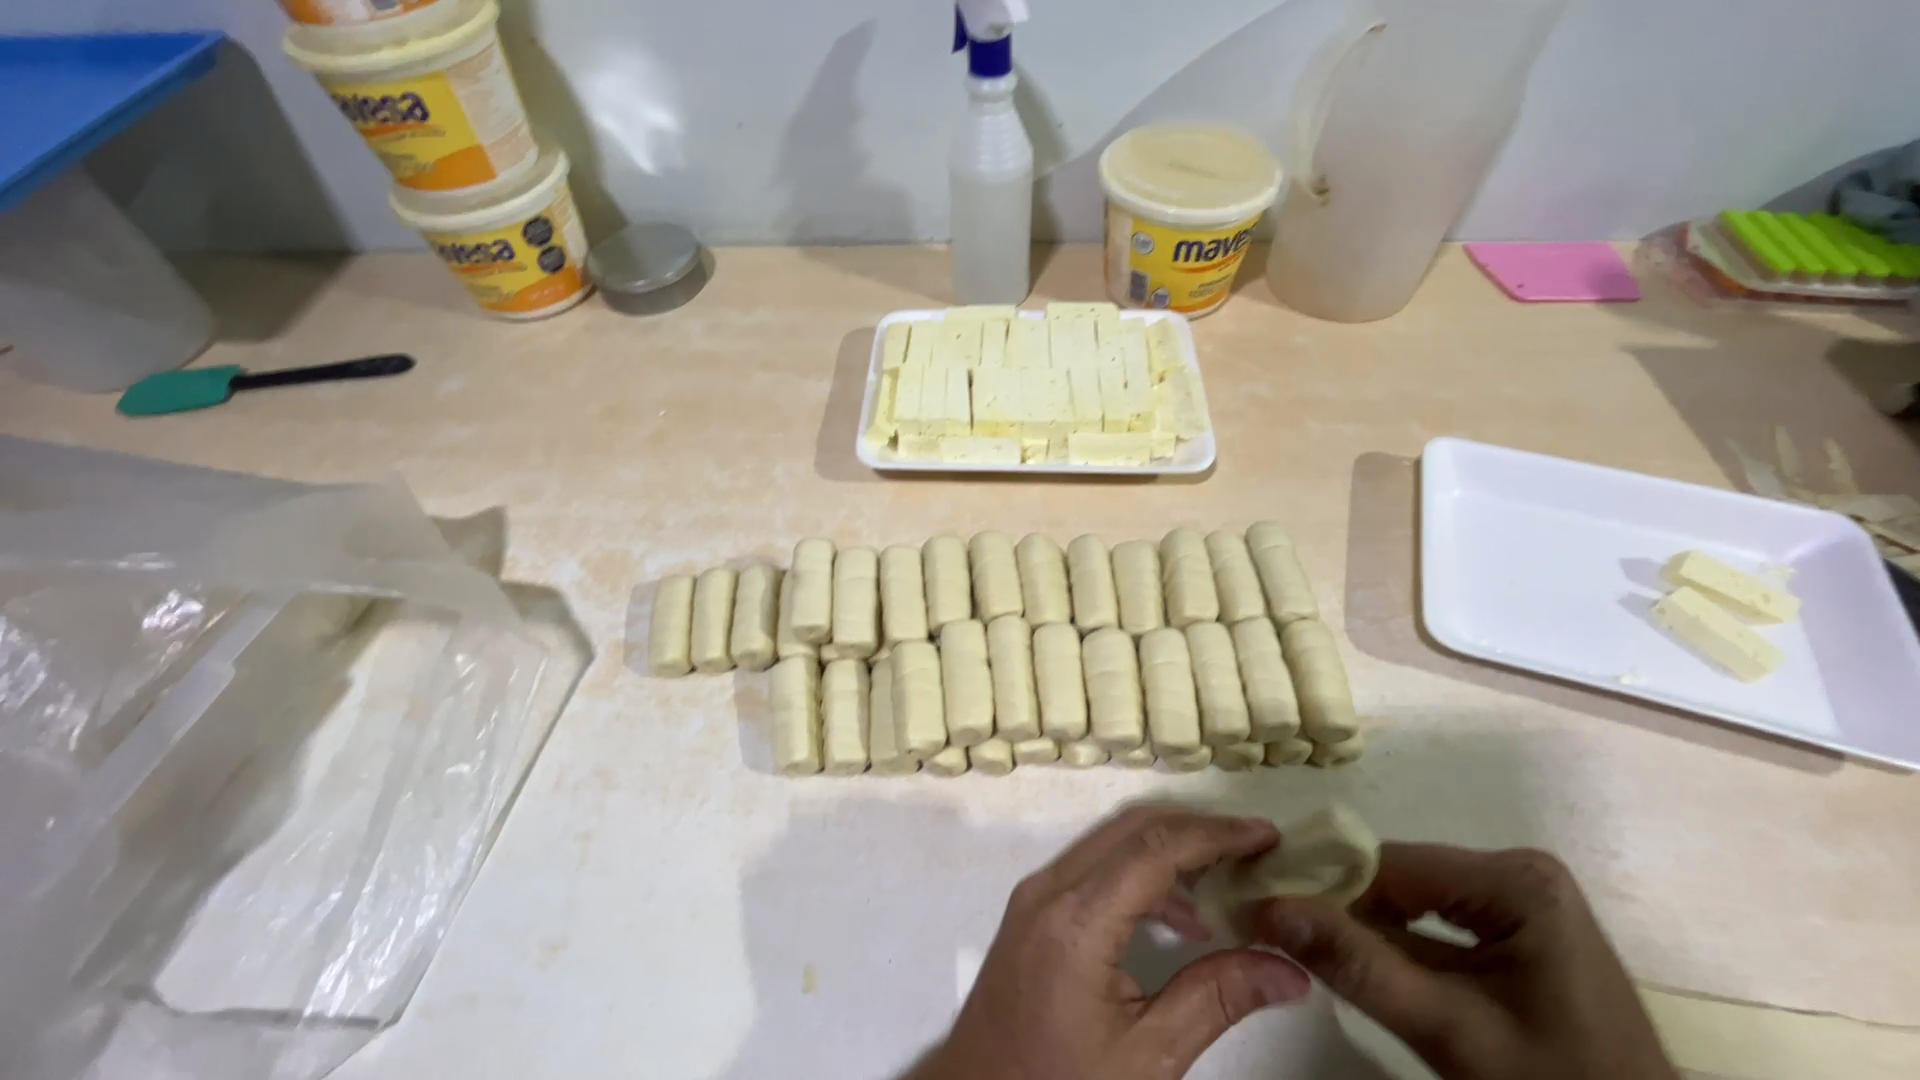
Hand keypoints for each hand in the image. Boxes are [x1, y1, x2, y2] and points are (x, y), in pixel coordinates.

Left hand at [913, 806, 1314, 1079]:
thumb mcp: (1148, 1055)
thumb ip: (1217, 999)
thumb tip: (1290, 971)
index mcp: (1077, 919)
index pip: (1155, 848)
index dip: (1216, 834)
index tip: (1267, 835)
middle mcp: (1050, 888)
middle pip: (1131, 828)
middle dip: (1196, 829)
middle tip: (1255, 849)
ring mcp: (1036, 893)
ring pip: (1111, 841)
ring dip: (1169, 849)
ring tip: (1228, 881)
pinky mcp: (1033, 908)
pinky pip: (1094, 867)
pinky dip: (1140, 874)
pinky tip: (1181, 920)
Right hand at [1247, 844, 1679, 1079]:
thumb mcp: (1450, 1033)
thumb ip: (1358, 966)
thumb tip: (1266, 907)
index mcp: (1515, 880)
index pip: (1386, 865)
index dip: (1321, 889)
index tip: (1263, 917)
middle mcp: (1516, 870)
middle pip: (1395, 879)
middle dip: (1343, 913)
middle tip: (1284, 945)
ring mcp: (1517, 897)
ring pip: (1407, 900)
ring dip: (1363, 931)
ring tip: (1314, 958)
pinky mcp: (1514, 925)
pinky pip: (1432, 922)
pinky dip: (1395, 947)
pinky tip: (1364, 970)